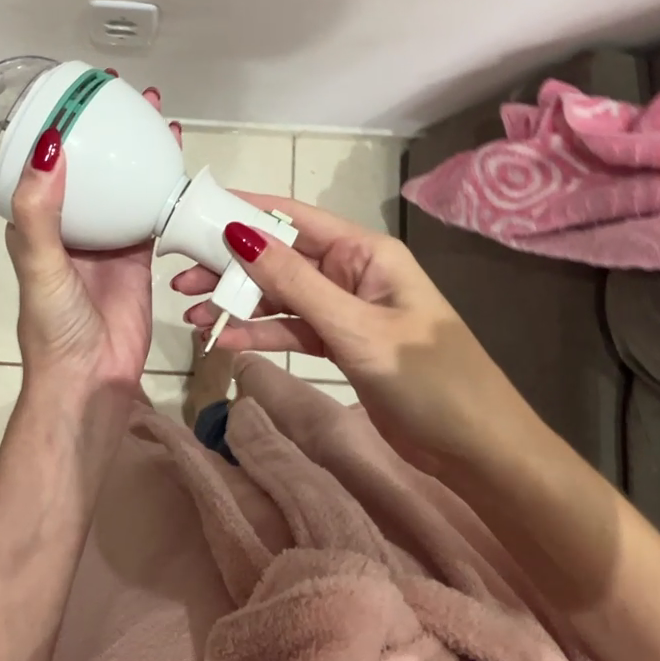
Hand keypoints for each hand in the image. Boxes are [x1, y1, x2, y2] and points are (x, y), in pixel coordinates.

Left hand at [6, 88, 180, 397]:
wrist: (90, 380)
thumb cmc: (55, 325)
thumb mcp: (39, 264)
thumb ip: (39, 211)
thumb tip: (50, 144)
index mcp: (37, 224)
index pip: (46, 163)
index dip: (63, 126)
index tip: (81, 92)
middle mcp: (72, 227)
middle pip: (92, 168)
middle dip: (108, 131)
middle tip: (129, 93)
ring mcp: (108, 242)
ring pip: (125, 186)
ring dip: (138, 154)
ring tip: (160, 118)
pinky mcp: (140, 259)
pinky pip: (154, 214)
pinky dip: (164, 189)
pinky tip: (179, 164)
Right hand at [172, 196, 531, 459]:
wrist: (478, 450)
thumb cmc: (429, 379)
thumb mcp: (355, 328)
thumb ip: (294, 283)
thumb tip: (239, 233)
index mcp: (366, 252)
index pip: (295, 218)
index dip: (245, 211)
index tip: (196, 211)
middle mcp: (352, 272)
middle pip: (281, 257)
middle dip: (231, 265)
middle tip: (182, 277)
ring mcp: (345, 309)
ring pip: (280, 295)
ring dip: (239, 303)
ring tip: (193, 313)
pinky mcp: (340, 344)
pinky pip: (292, 328)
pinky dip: (260, 333)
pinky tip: (226, 339)